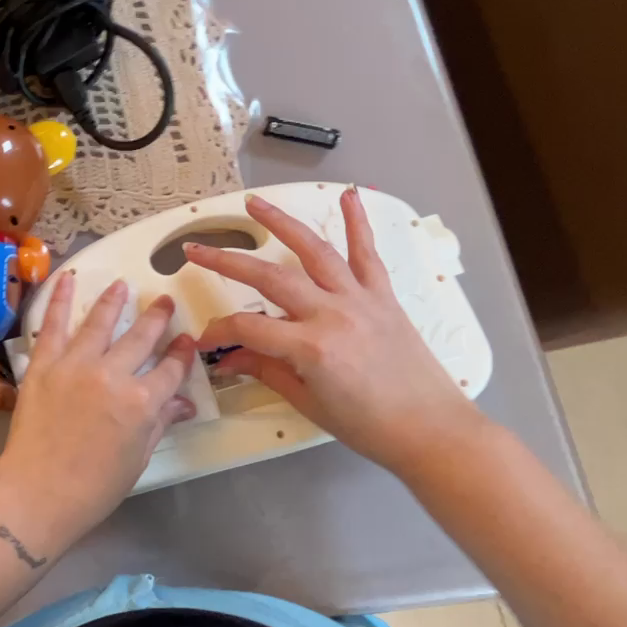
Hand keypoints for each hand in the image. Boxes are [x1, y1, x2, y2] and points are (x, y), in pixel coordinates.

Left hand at [0, 274, 197, 555]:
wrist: (39, 492)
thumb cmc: (95, 487)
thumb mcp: (137, 457)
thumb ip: (159, 423)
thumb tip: (183, 404)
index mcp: (142, 402)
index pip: (170, 370)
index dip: (181, 354)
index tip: (187, 341)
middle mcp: (112, 375)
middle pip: (140, 338)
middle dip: (156, 318)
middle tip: (164, 302)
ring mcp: (75, 365)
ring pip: (100, 323)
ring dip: (113, 301)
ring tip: (122, 286)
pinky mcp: (44, 365)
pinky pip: (53, 325)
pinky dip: (59, 299)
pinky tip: (66, 279)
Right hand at [183, 188, 489, 474]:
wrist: (431, 430)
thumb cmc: (367, 426)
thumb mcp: (307, 401)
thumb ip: (265, 369)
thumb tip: (228, 357)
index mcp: (310, 347)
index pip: (246, 327)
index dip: (218, 332)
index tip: (204, 341)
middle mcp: (332, 314)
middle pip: (269, 278)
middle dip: (226, 261)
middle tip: (195, 249)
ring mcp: (360, 300)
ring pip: (314, 251)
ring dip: (282, 223)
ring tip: (254, 204)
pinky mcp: (383, 297)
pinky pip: (368, 255)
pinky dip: (360, 223)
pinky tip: (349, 196)